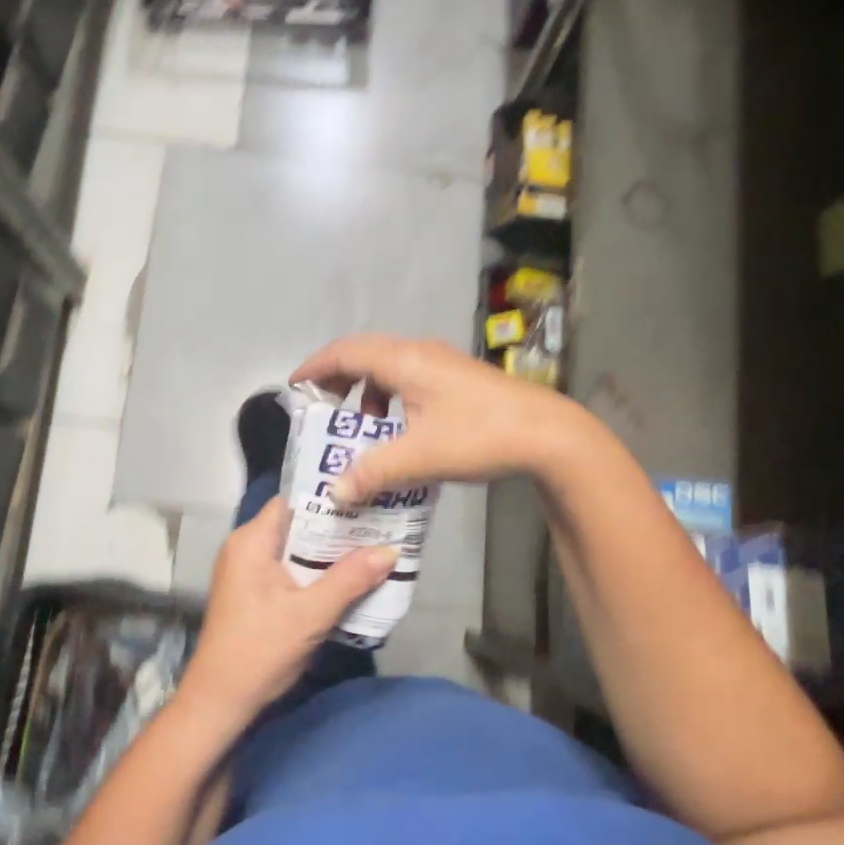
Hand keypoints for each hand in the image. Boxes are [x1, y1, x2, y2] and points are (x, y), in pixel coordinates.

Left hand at [179, 497, 397, 720]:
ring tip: (375, 547)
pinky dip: (319, 573)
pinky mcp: (257, 594)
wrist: (221, 702)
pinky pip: (293, 571)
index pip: (295, 501)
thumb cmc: (260, 650)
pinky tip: (351, 579)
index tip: (368, 498)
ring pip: (298, 551)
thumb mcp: (311, 614)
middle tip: (382, 523)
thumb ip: (351, 579)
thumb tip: (391, 550)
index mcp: (252, 542)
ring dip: (331, 554)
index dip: (331, 498)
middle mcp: (247, 549)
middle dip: (339, 528)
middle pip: (299, 525)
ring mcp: (250, 573)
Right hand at [290, 335, 595, 503]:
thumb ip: (373, 473)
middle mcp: (420, 352)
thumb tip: (336, 492)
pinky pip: (411, 379)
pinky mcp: (459, 379)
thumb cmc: (479, 436)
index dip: (316, 367)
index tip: (296, 389)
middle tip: (323, 411)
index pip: (345, 352)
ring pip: (390, 368)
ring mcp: (443, 363)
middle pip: (366, 355)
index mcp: (404, 360)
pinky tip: (402, 432)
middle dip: (339, 380)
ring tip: (362, 429)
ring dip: (368, 393)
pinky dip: (393, 399)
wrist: (547, 433)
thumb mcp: (419, 458)